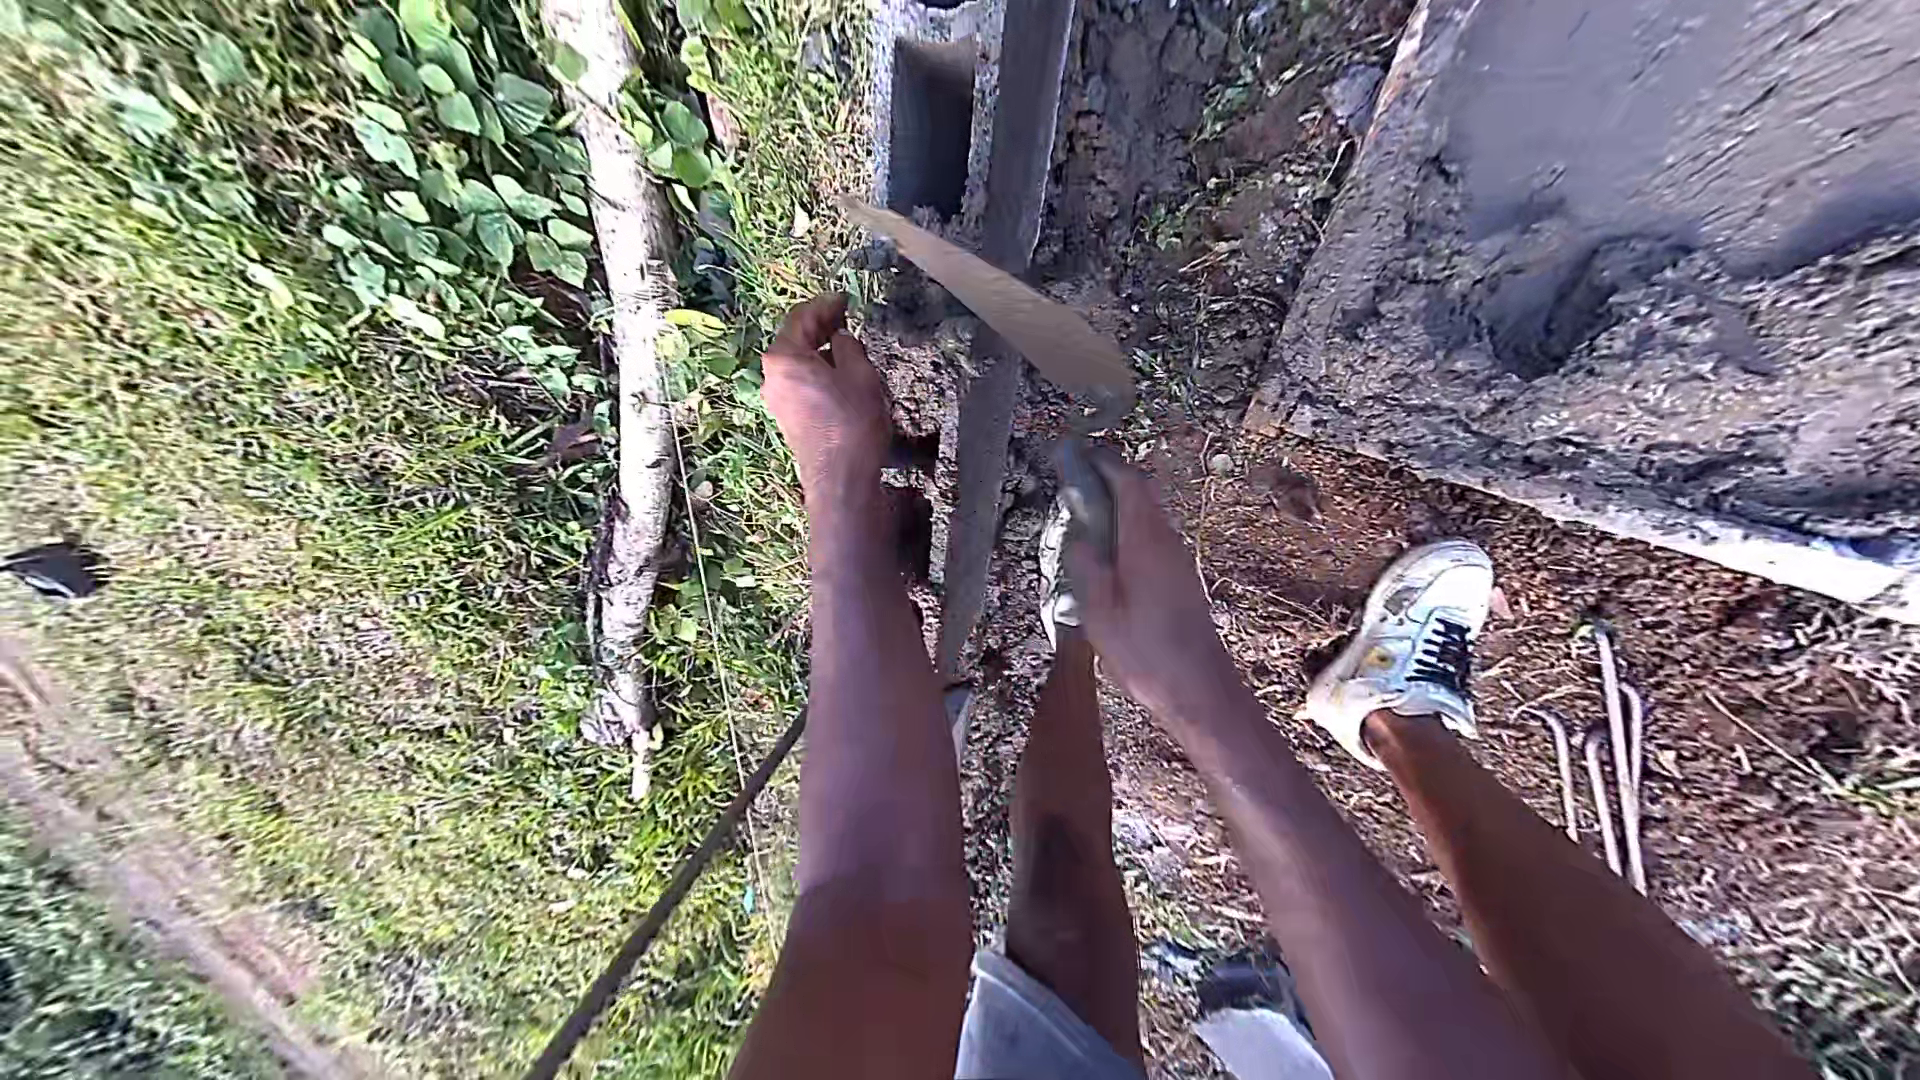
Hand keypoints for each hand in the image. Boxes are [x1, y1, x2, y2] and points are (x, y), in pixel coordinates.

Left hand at [761, 295, 893, 504]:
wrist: (842, 478)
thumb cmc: (852, 423)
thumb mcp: (860, 374)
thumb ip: (848, 347)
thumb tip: (840, 340)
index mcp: (784, 358)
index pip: (802, 317)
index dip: (825, 304)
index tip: (844, 299)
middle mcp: (772, 377)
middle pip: (796, 341)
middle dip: (821, 329)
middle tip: (847, 320)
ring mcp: (777, 401)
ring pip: (799, 365)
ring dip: (821, 353)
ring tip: (849, 350)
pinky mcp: (789, 420)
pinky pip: (801, 385)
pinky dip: (818, 374)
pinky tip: (840, 377)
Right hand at [1064, 455, 1241, 720]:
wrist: (1198, 688)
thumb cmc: (1144, 651)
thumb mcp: (1099, 611)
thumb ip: (1086, 566)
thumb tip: (1078, 537)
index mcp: (1145, 541)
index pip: (1128, 482)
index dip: (1104, 463)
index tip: (1080, 453)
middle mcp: (1167, 542)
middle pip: (1141, 493)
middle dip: (1110, 479)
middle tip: (1077, 482)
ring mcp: (1178, 560)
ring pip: (1147, 516)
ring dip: (1119, 506)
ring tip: (1086, 516)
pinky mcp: (1181, 578)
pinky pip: (1152, 537)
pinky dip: (1128, 529)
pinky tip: (1110, 553)